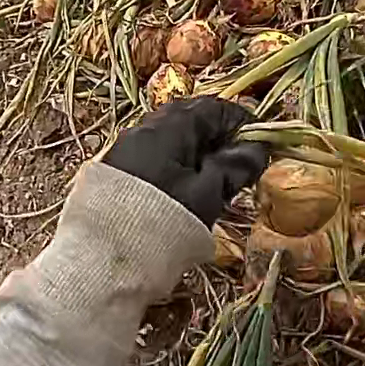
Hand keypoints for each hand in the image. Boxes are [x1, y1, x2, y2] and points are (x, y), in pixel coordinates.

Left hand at [104, 97, 268, 225]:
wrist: (104, 257)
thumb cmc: (163, 222)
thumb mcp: (207, 194)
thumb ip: (234, 167)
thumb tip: (257, 148)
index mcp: (168, 128)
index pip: (212, 108)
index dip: (240, 120)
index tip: (260, 140)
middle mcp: (143, 129)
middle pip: (189, 118)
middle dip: (218, 134)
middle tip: (240, 158)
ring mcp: (126, 148)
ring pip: (170, 136)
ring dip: (197, 148)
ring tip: (216, 174)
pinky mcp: (116, 169)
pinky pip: (155, 152)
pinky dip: (177, 160)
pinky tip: (187, 184)